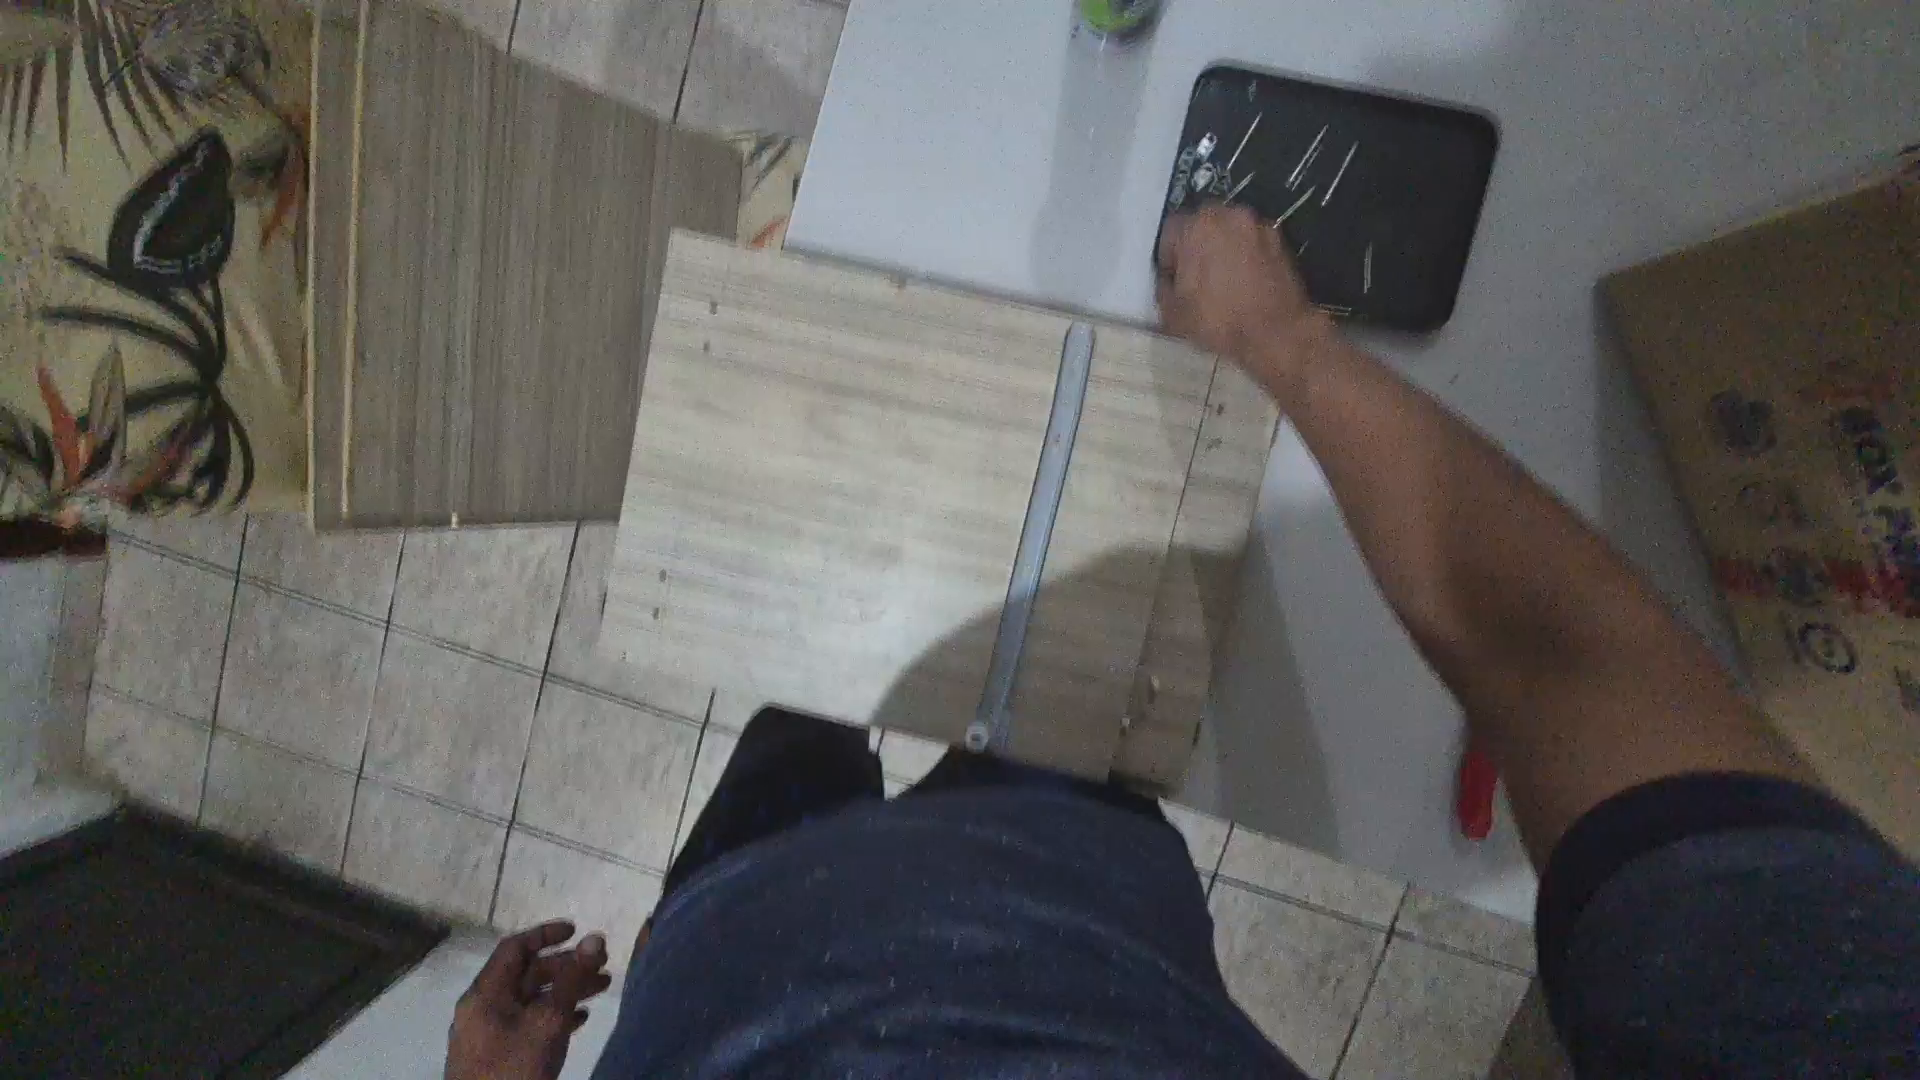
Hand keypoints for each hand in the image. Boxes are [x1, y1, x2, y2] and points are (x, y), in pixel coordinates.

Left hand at [446, 921, 612, 1079]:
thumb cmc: (514, 1068)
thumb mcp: (549, 1020)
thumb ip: (573, 977)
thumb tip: (595, 937)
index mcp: (486, 995)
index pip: (514, 948)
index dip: (546, 934)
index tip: (578, 931)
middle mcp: (483, 1009)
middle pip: (528, 973)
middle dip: (568, 965)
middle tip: (602, 963)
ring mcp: (489, 1035)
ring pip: (533, 999)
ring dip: (568, 989)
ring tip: (603, 987)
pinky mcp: (498, 1057)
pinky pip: (529, 1022)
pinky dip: (555, 1014)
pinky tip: (581, 1020)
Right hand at [1155, 204, 1328, 381]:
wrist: (1274, 332)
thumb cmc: (1218, 320)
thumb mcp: (1172, 313)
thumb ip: (1163, 288)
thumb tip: (1168, 282)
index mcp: (1196, 227)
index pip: (1170, 230)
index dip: (1167, 257)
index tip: (1171, 278)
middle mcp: (1228, 215)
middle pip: (1202, 225)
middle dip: (1195, 247)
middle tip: (1193, 278)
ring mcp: (1258, 226)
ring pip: (1229, 232)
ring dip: (1221, 249)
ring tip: (1220, 282)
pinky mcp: (1280, 241)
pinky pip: (1252, 243)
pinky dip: (1245, 257)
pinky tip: (1243, 284)